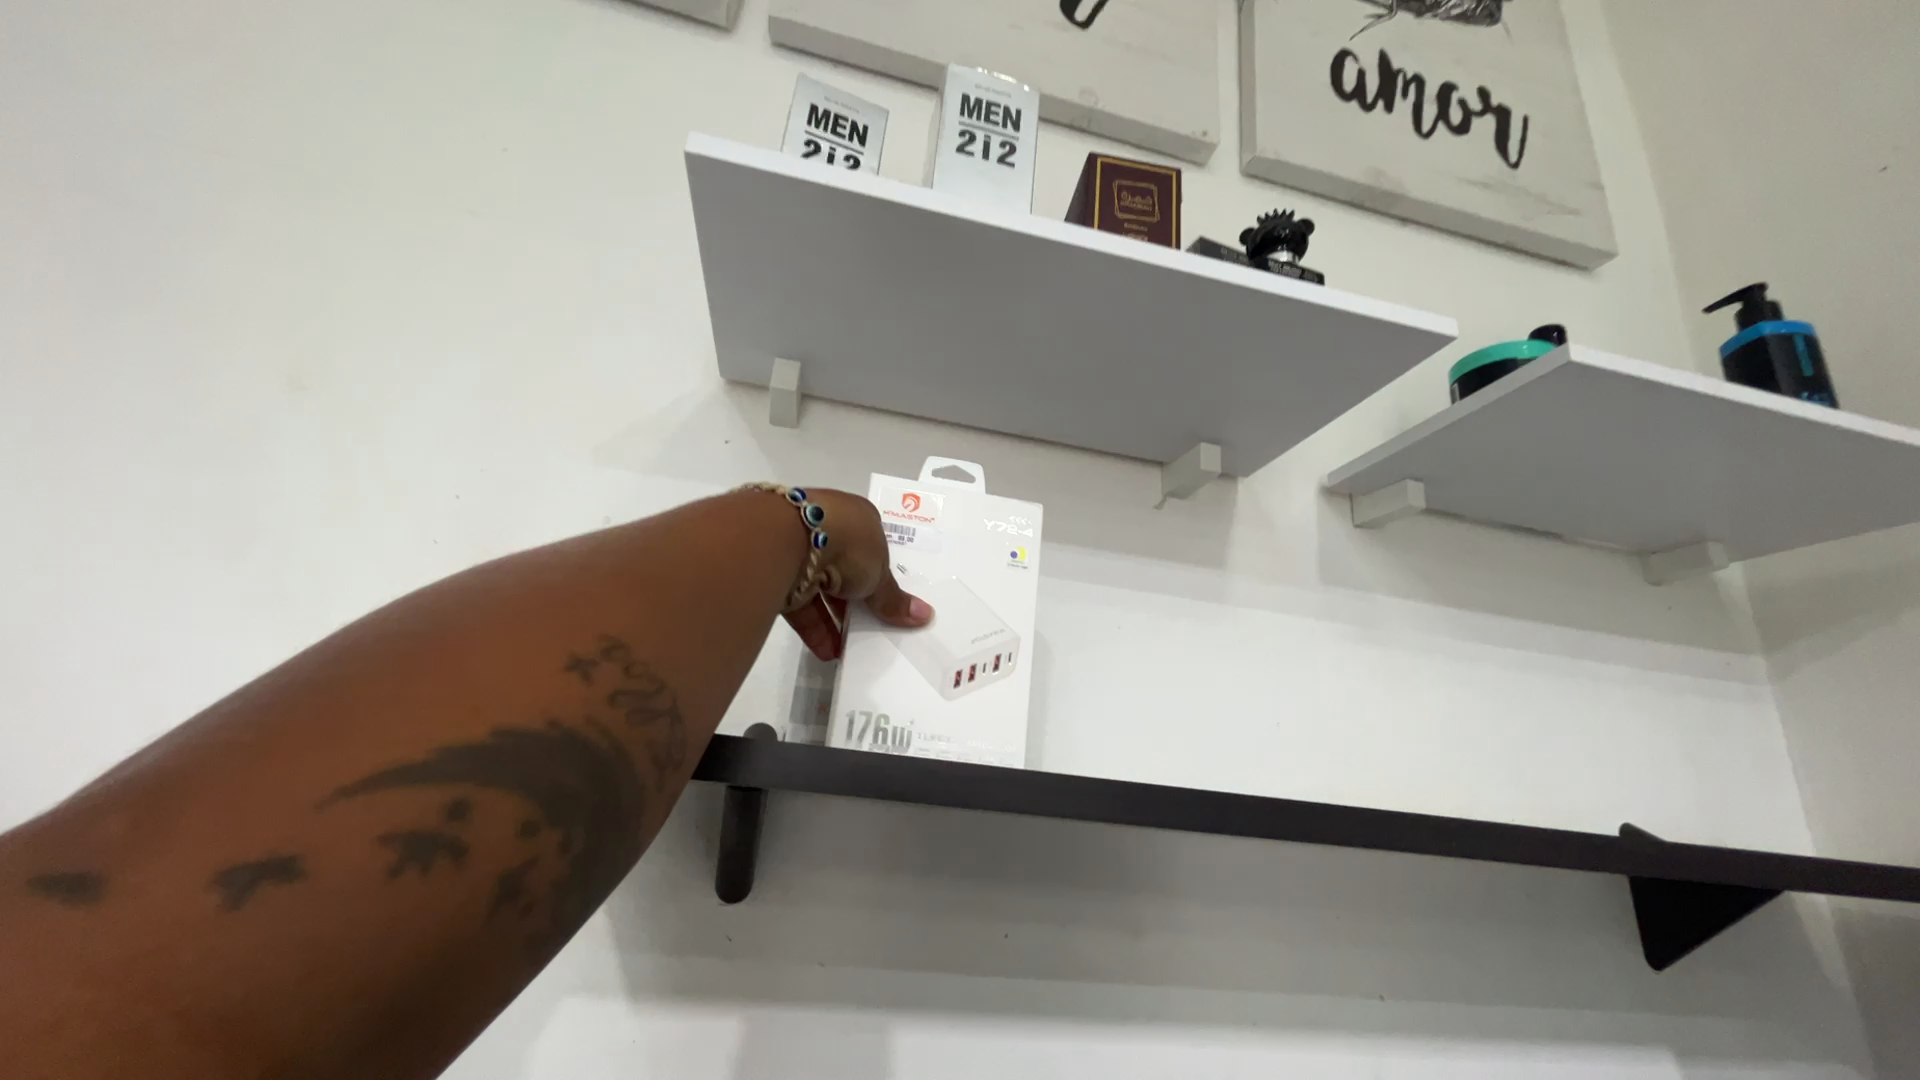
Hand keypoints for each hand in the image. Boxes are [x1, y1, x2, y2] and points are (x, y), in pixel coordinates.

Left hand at [783, 488, 931, 660]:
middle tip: (871, 626)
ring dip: (834, 619)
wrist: (786, 539)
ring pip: (821, 588)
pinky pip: (800, 604)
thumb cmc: (847, 543)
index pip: (871, 545)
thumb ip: (894, 599)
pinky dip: (814, 627)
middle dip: (856, 599)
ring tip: (850, 648)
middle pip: (845, 567)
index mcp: (856, 517)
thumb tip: (926, 616)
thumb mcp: (880, 574)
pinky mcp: (777, 572)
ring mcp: (799, 548)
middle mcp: (827, 527)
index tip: (886, 597)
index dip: (880, 572)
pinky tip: (828, 652)